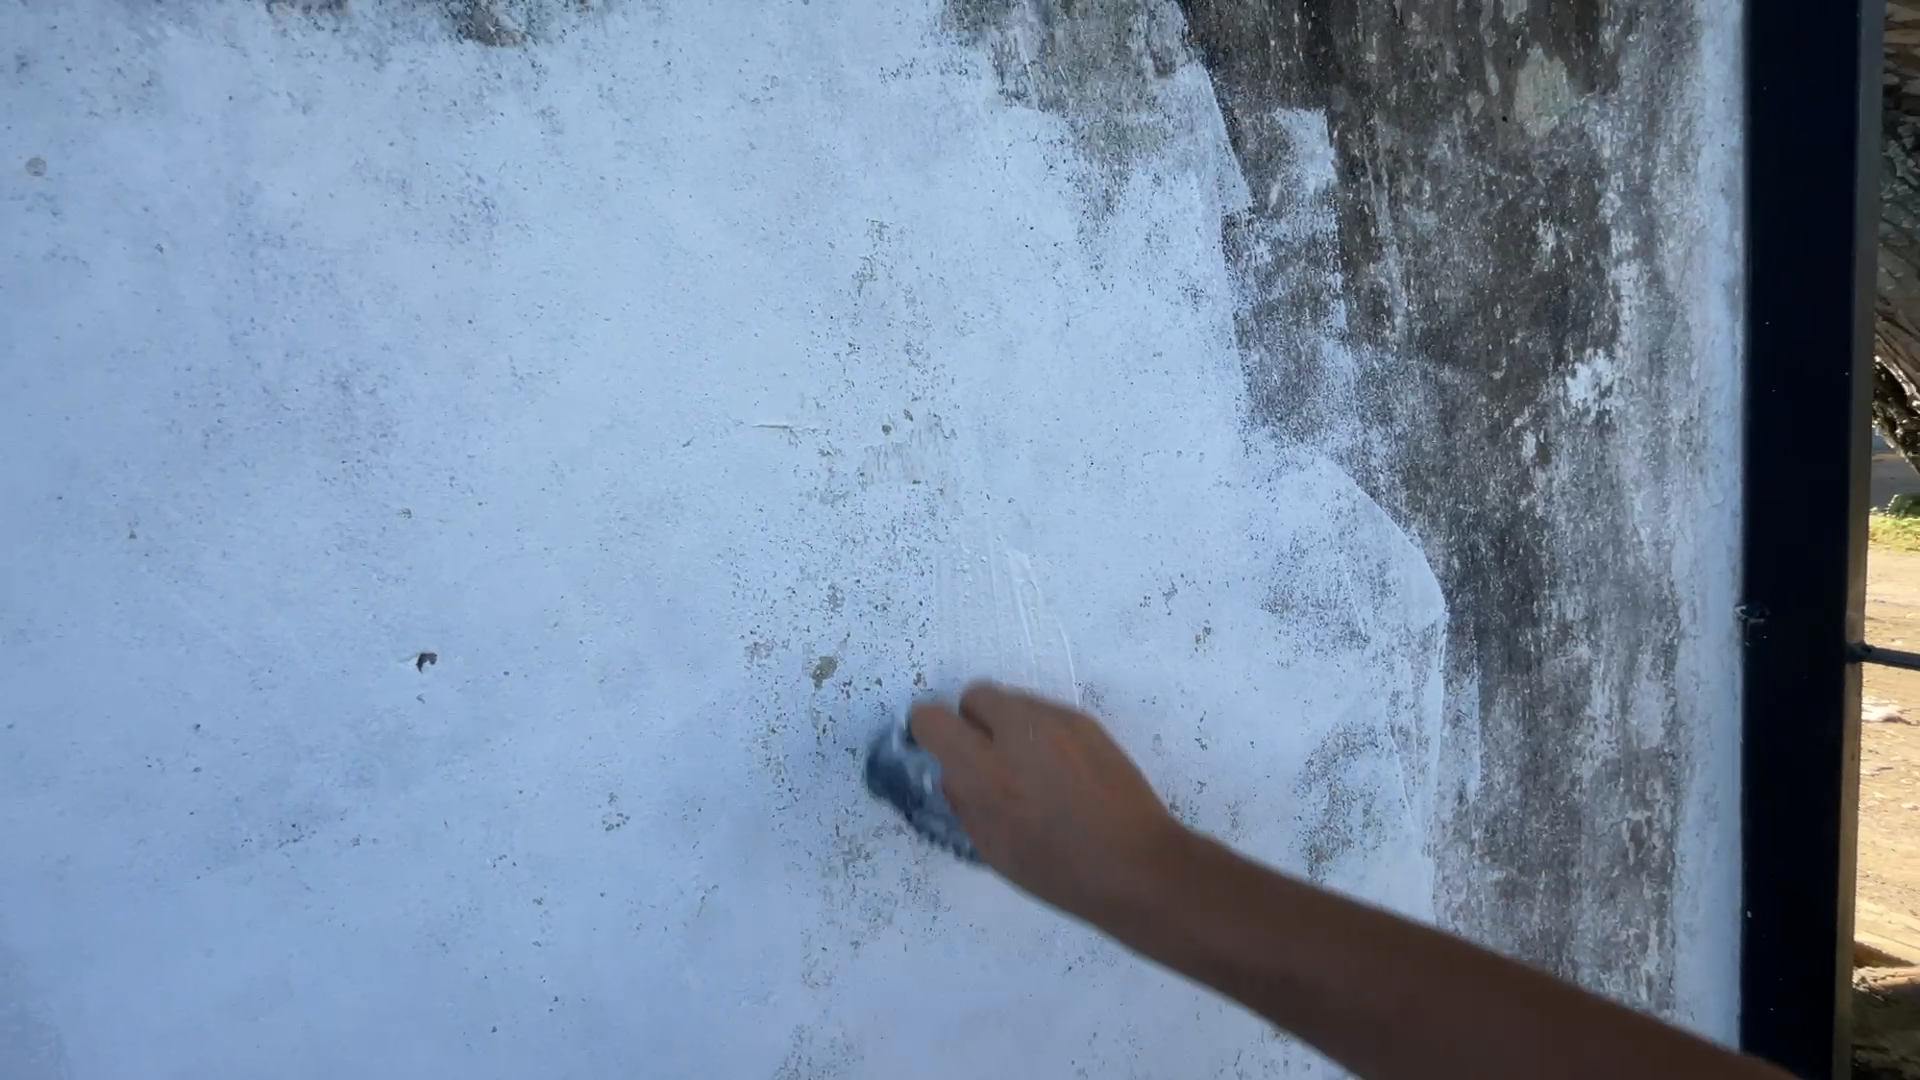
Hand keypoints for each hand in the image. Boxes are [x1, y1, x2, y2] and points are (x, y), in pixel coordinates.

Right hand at [910, 683, 1187, 921]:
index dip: (928, 731)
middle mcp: (1018, 733)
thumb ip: (964, 801)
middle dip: (971, 720)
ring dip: (1006, 724)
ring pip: (1012, 699)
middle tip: (988, 758)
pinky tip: (1060, 770)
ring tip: (1030, 768)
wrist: (1139, 866)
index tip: (940, 750)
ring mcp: (1056, 721)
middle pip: (974, 694)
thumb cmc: (1061, 873)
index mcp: (988, 772)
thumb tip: (954, 770)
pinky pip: (1044, 711)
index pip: (933, 719)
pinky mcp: (1084, 720)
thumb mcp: (994, 850)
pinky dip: (1038, 731)